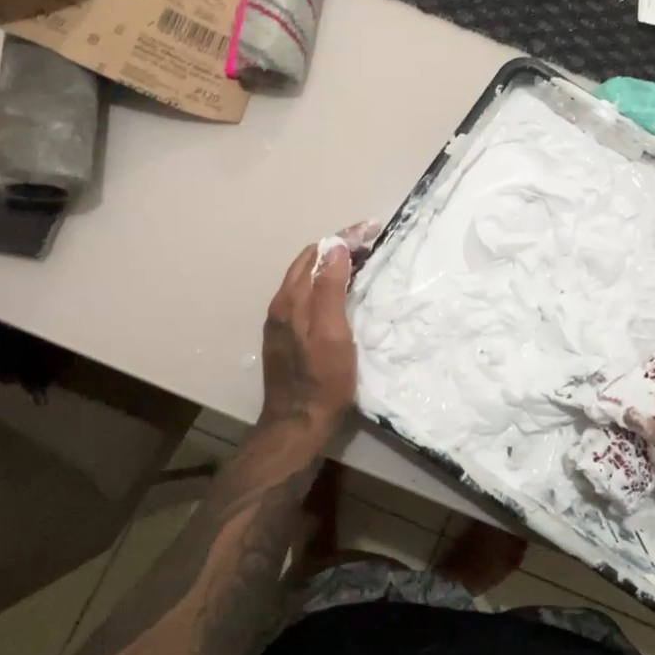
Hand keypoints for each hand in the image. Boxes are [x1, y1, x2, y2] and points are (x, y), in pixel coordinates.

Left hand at [260, 228, 371, 430]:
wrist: (297, 424)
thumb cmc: (322, 380)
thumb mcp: (332, 333)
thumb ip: (330, 289)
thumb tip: (336, 248)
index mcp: (291, 299)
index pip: (317, 253)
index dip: (344, 238)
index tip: (372, 230)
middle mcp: (282, 304)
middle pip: (309, 262)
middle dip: (339, 247)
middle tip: (371, 243)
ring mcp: (281, 321)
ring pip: (307, 279)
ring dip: (332, 264)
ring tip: (362, 262)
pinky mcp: (286, 336)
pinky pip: (306, 296)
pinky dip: (326, 283)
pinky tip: (343, 292)